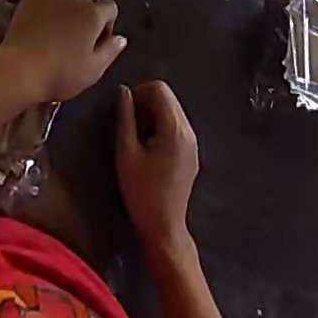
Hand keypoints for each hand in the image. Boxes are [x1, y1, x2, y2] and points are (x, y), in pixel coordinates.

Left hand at [0, 0, 125, 106]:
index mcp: (94, 15)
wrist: (18, 69)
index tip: (100, 38)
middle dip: (93, 3)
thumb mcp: (93, 70)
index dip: (109, 21)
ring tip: (65, 15)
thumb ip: (110, 51)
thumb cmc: (60, 73)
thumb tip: (121, 38)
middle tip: (84, 25)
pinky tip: (46, 10)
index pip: (111, 7)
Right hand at [116, 80, 198, 251]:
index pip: (160, 89)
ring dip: (154, 114)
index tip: (126, 110)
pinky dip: (163, 125)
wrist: (164, 228)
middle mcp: (189, 129)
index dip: (140, 92)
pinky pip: (178, 124)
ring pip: (173, 109)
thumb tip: (124, 92)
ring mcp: (193, 140)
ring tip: (138, 137)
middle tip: (129, 124)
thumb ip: (125, 119)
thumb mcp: (126, 154)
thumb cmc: (141, 193)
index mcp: (174, 128)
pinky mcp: (192, 151)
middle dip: (146, 102)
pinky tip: (150, 147)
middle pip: (168, 97)